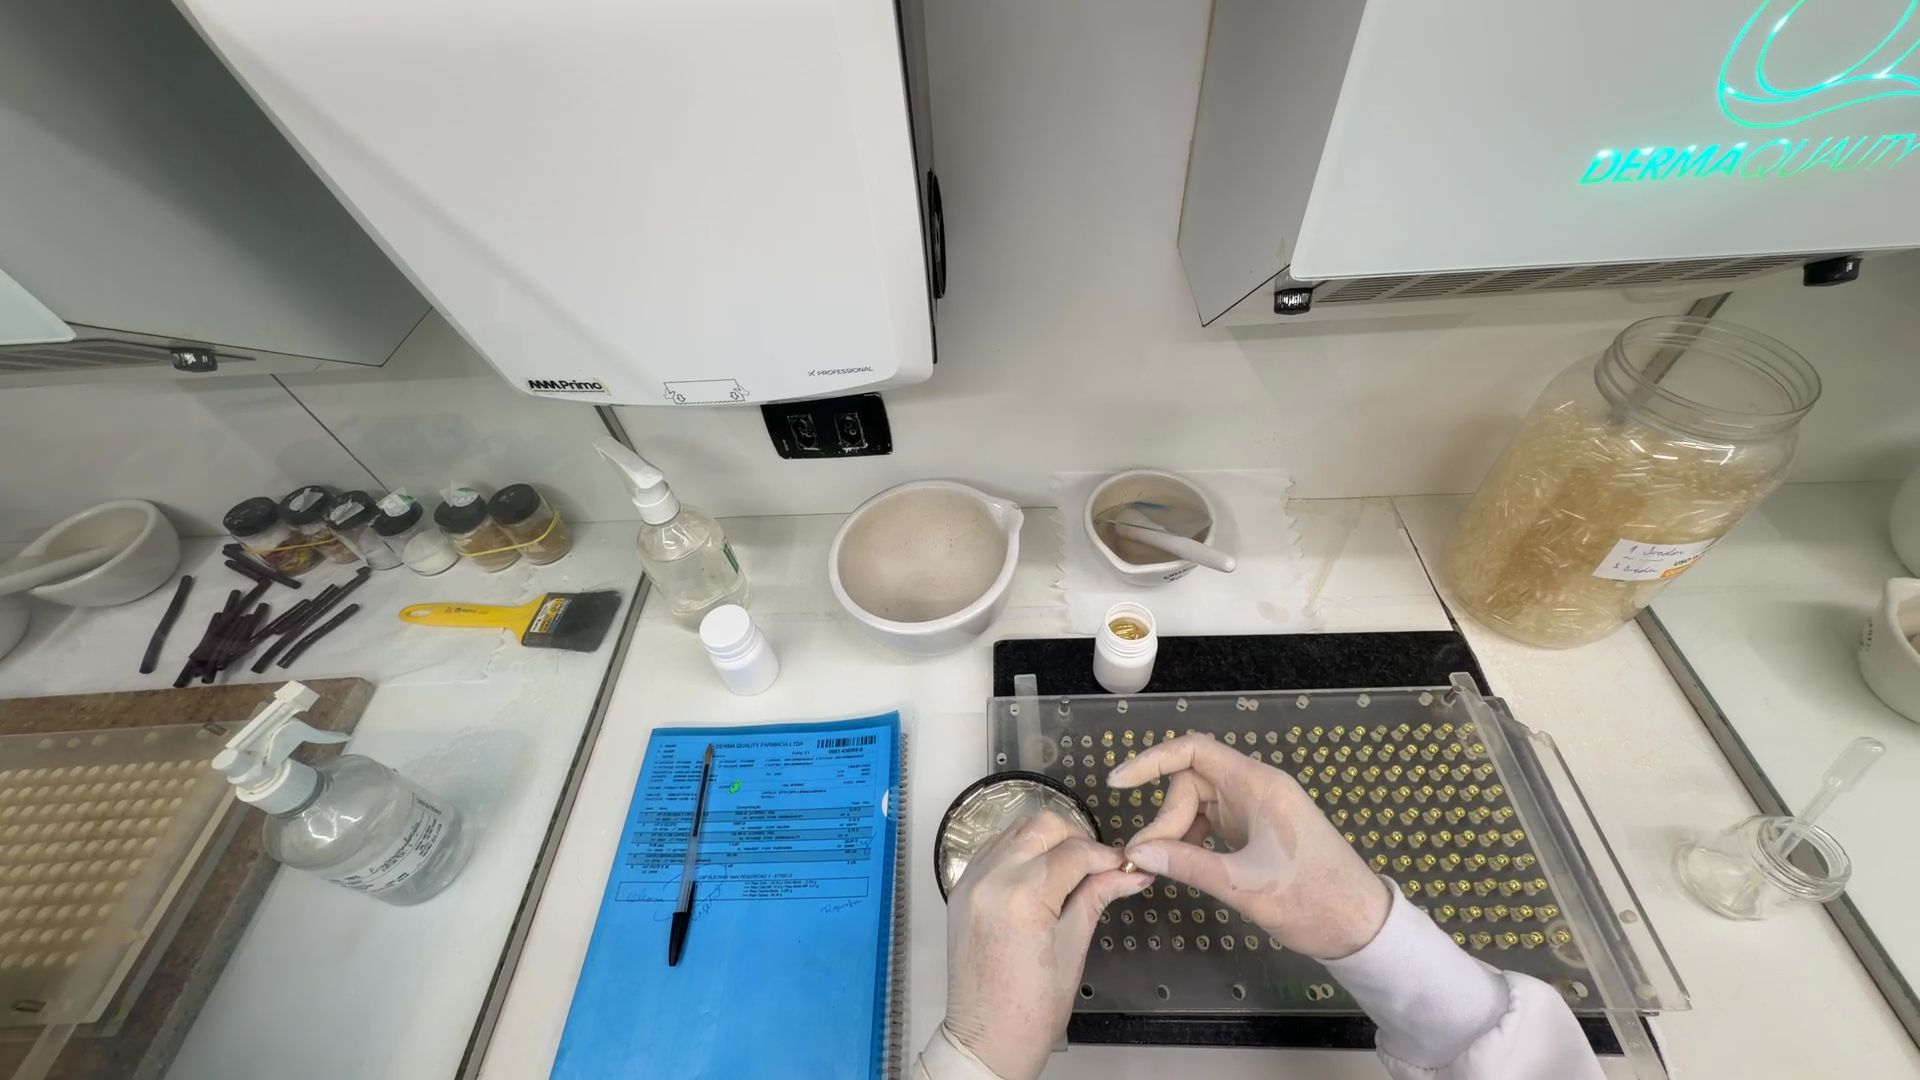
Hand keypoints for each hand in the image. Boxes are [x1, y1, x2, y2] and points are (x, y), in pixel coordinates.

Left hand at [943, 812, 1152, 1079]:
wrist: (986, 1040)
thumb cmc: (1031, 1010)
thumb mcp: (1073, 951)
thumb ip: (1097, 898)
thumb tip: (1131, 873)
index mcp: (1023, 897)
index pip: (1074, 853)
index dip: (1104, 855)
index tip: (1123, 864)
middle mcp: (992, 878)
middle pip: (1042, 826)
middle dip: (1076, 837)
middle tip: (1097, 862)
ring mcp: (971, 879)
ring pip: (1016, 829)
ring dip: (1046, 838)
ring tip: (1070, 866)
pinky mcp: (961, 886)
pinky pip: (994, 846)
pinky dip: (1019, 848)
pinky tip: (1037, 870)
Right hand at [1108, 734, 1391, 959]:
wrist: (1366, 932)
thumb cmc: (1312, 901)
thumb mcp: (1243, 886)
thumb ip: (1186, 864)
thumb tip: (1135, 852)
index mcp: (1257, 785)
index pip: (1193, 750)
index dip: (1151, 760)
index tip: (1118, 781)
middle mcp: (1255, 787)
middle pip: (1191, 782)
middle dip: (1166, 816)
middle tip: (1146, 856)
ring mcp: (1257, 807)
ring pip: (1199, 803)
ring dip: (1177, 830)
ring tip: (1163, 864)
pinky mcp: (1258, 828)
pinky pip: (1213, 820)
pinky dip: (1193, 839)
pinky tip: (1185, 864)